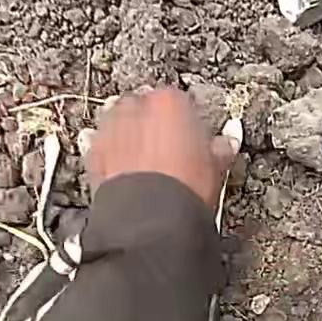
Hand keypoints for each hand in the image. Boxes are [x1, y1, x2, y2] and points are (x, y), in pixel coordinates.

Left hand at [86, 88, 237, 207]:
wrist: (149, 219)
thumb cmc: (183, 189)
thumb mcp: (214, 168)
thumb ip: (220, 149)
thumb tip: (227, 144)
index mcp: (170, 102)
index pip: (182, 102)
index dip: (189, 123)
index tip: (194, 140)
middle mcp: (137, 106)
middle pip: (148, 110)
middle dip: (156, 127)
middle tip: (171, 153)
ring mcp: (111, 127)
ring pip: (124, 125)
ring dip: (134, 139)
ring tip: (149, 167)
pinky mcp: (94, 151)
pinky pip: (106, 146)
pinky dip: (115, 155)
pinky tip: (129, 174)